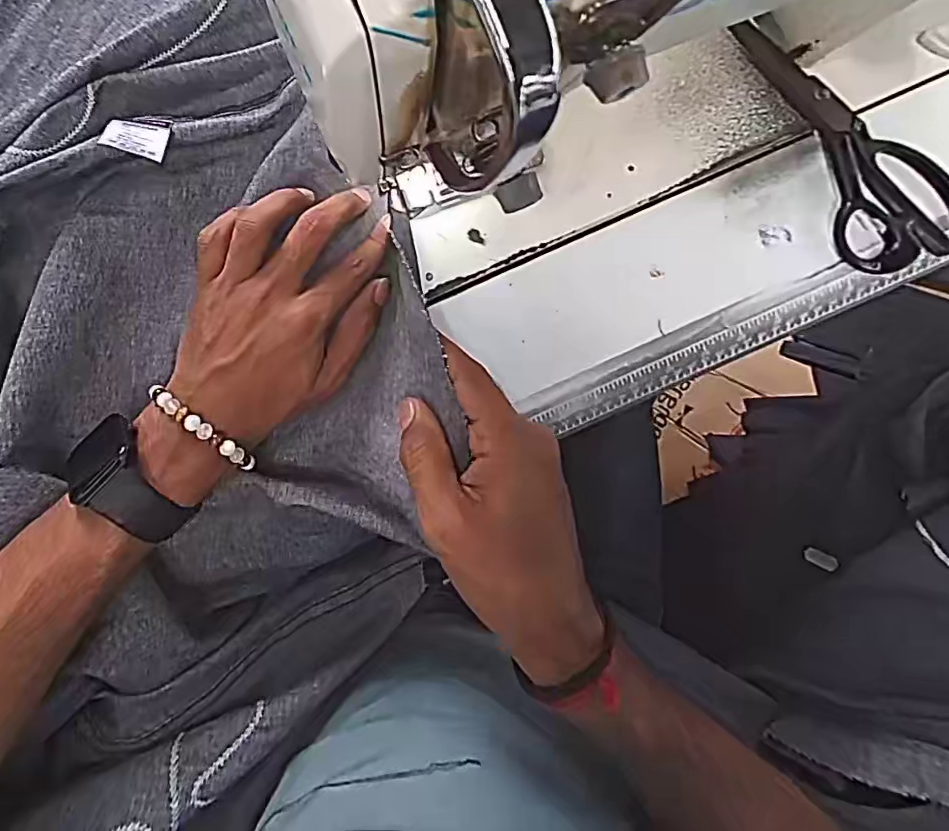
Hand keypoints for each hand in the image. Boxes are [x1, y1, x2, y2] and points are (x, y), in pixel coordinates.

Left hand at [141, 186, 391, 504]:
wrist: (210, 414)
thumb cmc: (265, 400)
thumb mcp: (326, 380)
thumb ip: (356, 332)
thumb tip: (376, 292)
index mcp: (302, 321)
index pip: (348, 268)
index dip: (373, 243)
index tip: (382, 230)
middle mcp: (268, 296)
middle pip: (309, 232)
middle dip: (341, 207)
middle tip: (355, 200)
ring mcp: (234, 286)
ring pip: (257, 224)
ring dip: (284, 201)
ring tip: (304, 195)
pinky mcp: (208, 284)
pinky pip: (214, 237)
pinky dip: (233, 217)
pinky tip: (252, 213)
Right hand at [398, 338, 605, 685]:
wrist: (551, 618)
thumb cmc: (500, 574)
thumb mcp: (444, 517)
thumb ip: (424, 455)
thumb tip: (411, 407)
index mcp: (510, 440)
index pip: (470, 377)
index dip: (441, 350)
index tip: (414, 329)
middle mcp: (531, 437)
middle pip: (477, 392)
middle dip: (438, 381)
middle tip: (397, 372)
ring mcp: (538, 453)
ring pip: (485, 415)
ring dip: (451, 410)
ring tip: (410, 410)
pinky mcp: (536, 470)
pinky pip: (495, 435)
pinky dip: (467, 432)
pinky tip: (442, 446)